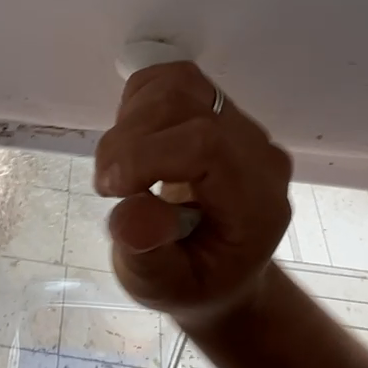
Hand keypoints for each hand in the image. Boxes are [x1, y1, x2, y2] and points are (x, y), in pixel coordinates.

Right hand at [92, 62, 292, 328]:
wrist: (218, 272)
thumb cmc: (191, 285)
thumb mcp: (161, 288)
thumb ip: (147, 254)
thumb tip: (130, 212)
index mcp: (255, 202)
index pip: (205, 144)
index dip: (145, 155)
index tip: (111, 189)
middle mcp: (258, 153)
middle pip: (185, 105)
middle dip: (128, 140)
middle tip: (110, 186)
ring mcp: (241, 125)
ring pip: (176, 84)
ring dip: (131, 119)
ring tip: (123, 166)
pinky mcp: (218, 107)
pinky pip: (173, 78)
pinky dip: (139, 102)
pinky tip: (136, 143)